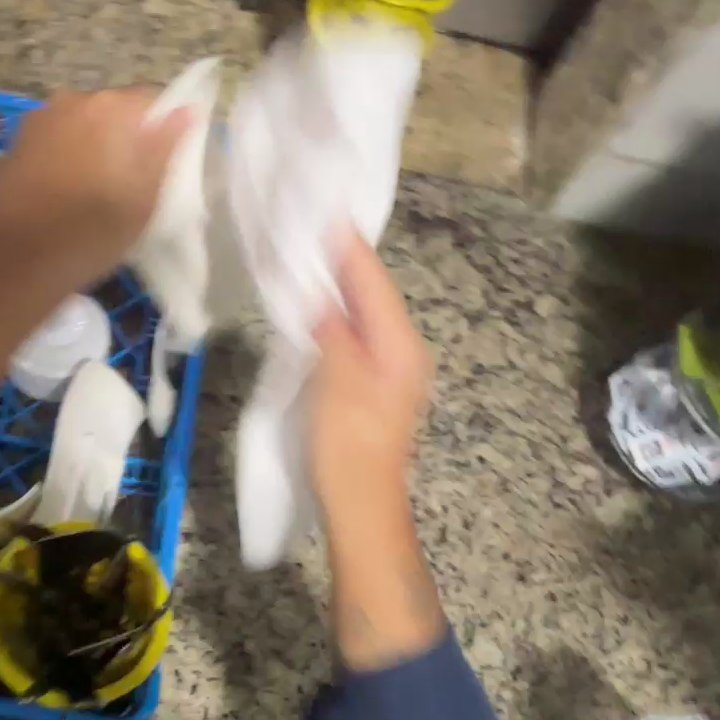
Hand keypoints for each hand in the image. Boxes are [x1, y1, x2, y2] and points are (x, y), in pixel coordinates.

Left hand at [0, 88, 192, 289]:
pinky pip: (54, 141)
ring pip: (81, 125)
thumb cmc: (92, 234)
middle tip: (128, 184)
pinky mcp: (15, 142)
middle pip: (113, 111)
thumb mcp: (143, 200)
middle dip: (125, 138)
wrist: (18, 260)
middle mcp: (74, 99)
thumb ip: (165, 148)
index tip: (162, 167)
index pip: (154, 101)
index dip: (163, 132)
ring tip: (94, 191)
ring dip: (92, 147)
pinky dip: (63, 158)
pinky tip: (63, 193)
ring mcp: (39, 118)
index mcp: (113, 109)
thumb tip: (188, 110)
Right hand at [308, 232, 432, 518]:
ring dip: (342, 292)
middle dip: (346, 267)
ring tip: (314, 262)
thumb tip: (324, 298)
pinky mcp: (378, 388)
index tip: (330, 214)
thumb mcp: (335, 384)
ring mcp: (394, 371)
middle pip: (374, 298)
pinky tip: (321, 314)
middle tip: (316, 232)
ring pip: (367, 318)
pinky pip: (360, 339)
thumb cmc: (347, 449)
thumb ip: (332, 334)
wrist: (362, 505)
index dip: (350, 251)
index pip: (373, 284)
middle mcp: (405, 352)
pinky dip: (341, 321)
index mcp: (399, 347)